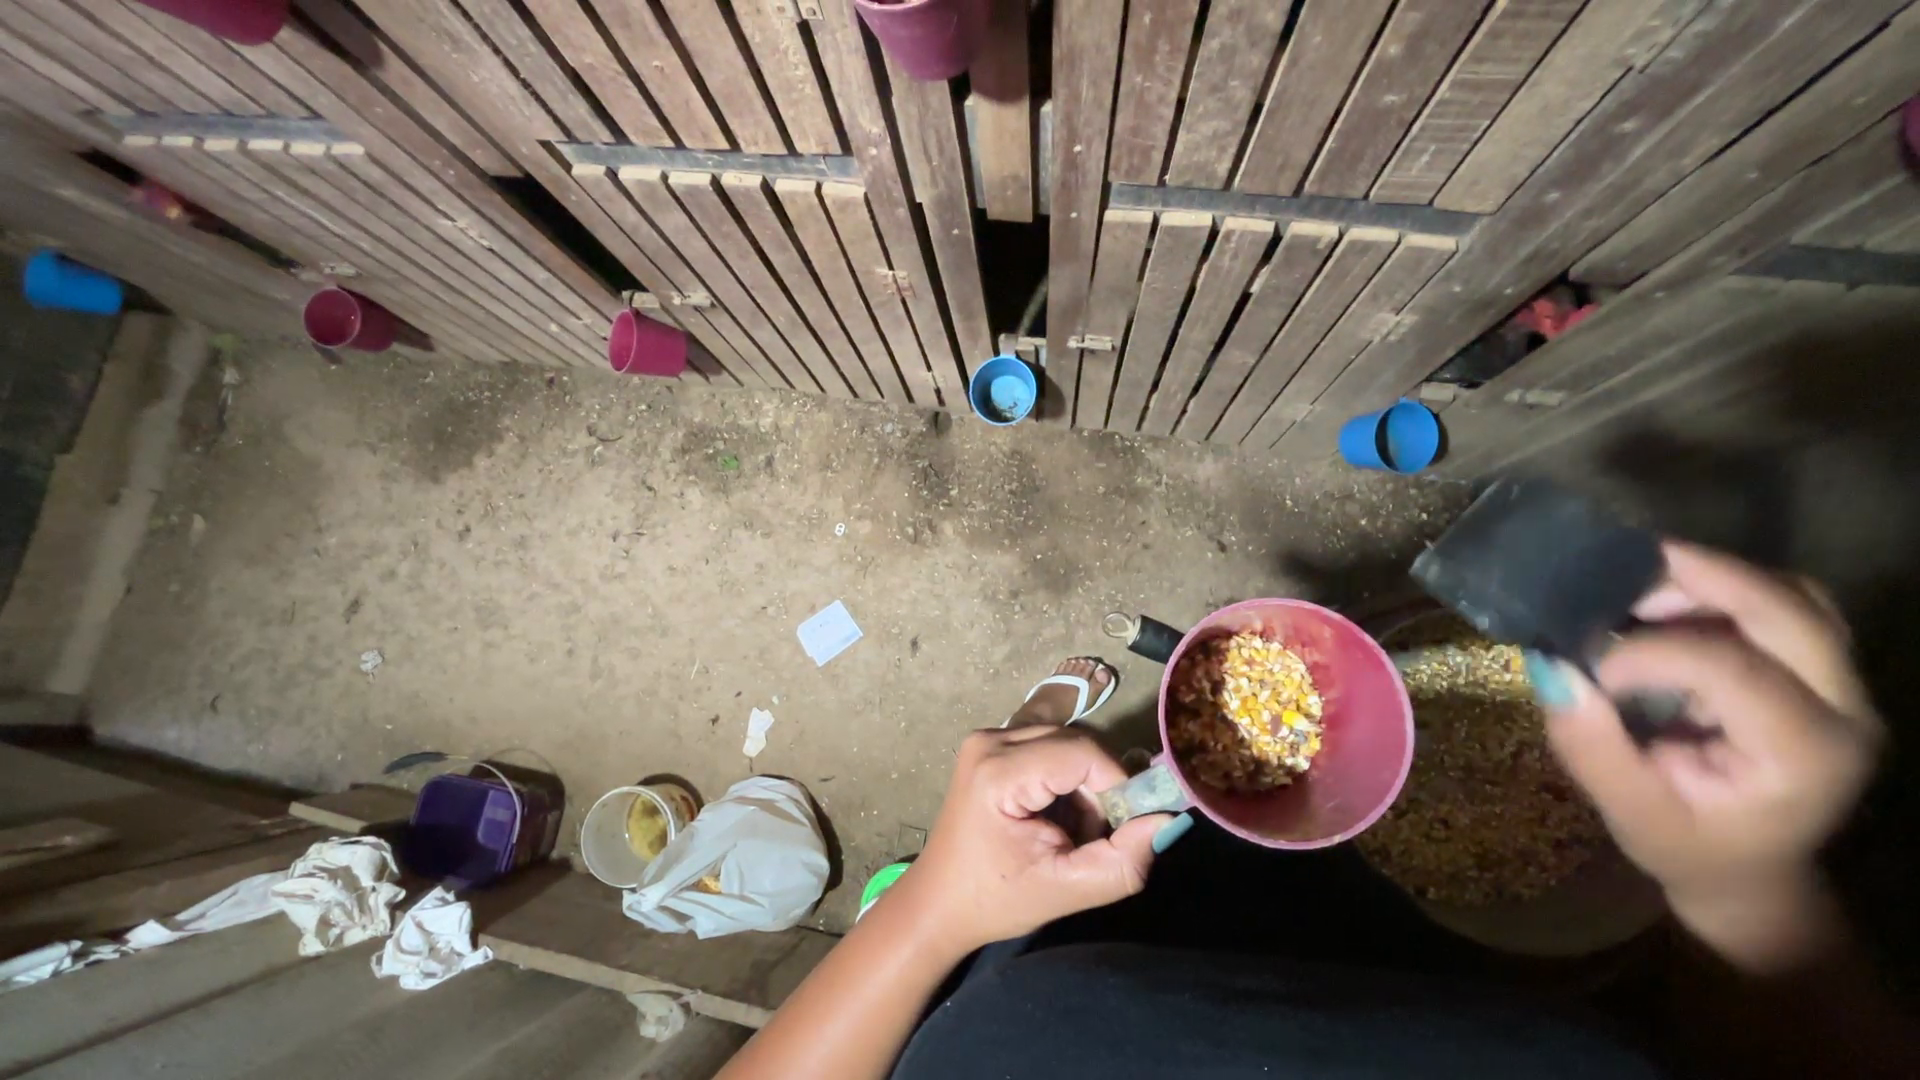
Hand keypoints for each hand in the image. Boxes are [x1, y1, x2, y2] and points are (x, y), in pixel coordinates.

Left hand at [889, 726, 1164, 955]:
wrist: (938, 902)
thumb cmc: (993, 899)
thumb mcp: (1065, 891)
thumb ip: (1122, 861)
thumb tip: (1167, 821)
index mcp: (997, 771)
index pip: (1083, 752)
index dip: (1117, 786)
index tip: (1120, 830)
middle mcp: (990, 739)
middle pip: (1077, 742)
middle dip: (1099, 788)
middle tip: (1092, 836)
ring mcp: (988, 737)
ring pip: (1067, 742)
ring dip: (1083, 785)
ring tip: (1070, 832)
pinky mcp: (992, 744)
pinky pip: (1050, 746)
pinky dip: (1065, 779)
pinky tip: (1053, 816)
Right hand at [1539, 541, 1880, 969]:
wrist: (1748, 867)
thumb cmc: (1689, 844)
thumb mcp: (1630, 813)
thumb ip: (1592, 747)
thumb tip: (1552, 669)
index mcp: (1803, 754)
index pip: (1733, 669)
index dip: (1649, 653)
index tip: (1587, 671)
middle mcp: (1844, 710)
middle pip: (1789, 611)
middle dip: (1703, 578)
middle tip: (1619, 569)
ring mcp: (1840, 687)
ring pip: (1794, 597)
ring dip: (1715, 579)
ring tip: (1638, 591)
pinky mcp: (1816, 671)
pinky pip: (1782, 604)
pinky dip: (1722, 589)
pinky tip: (1664, 605)